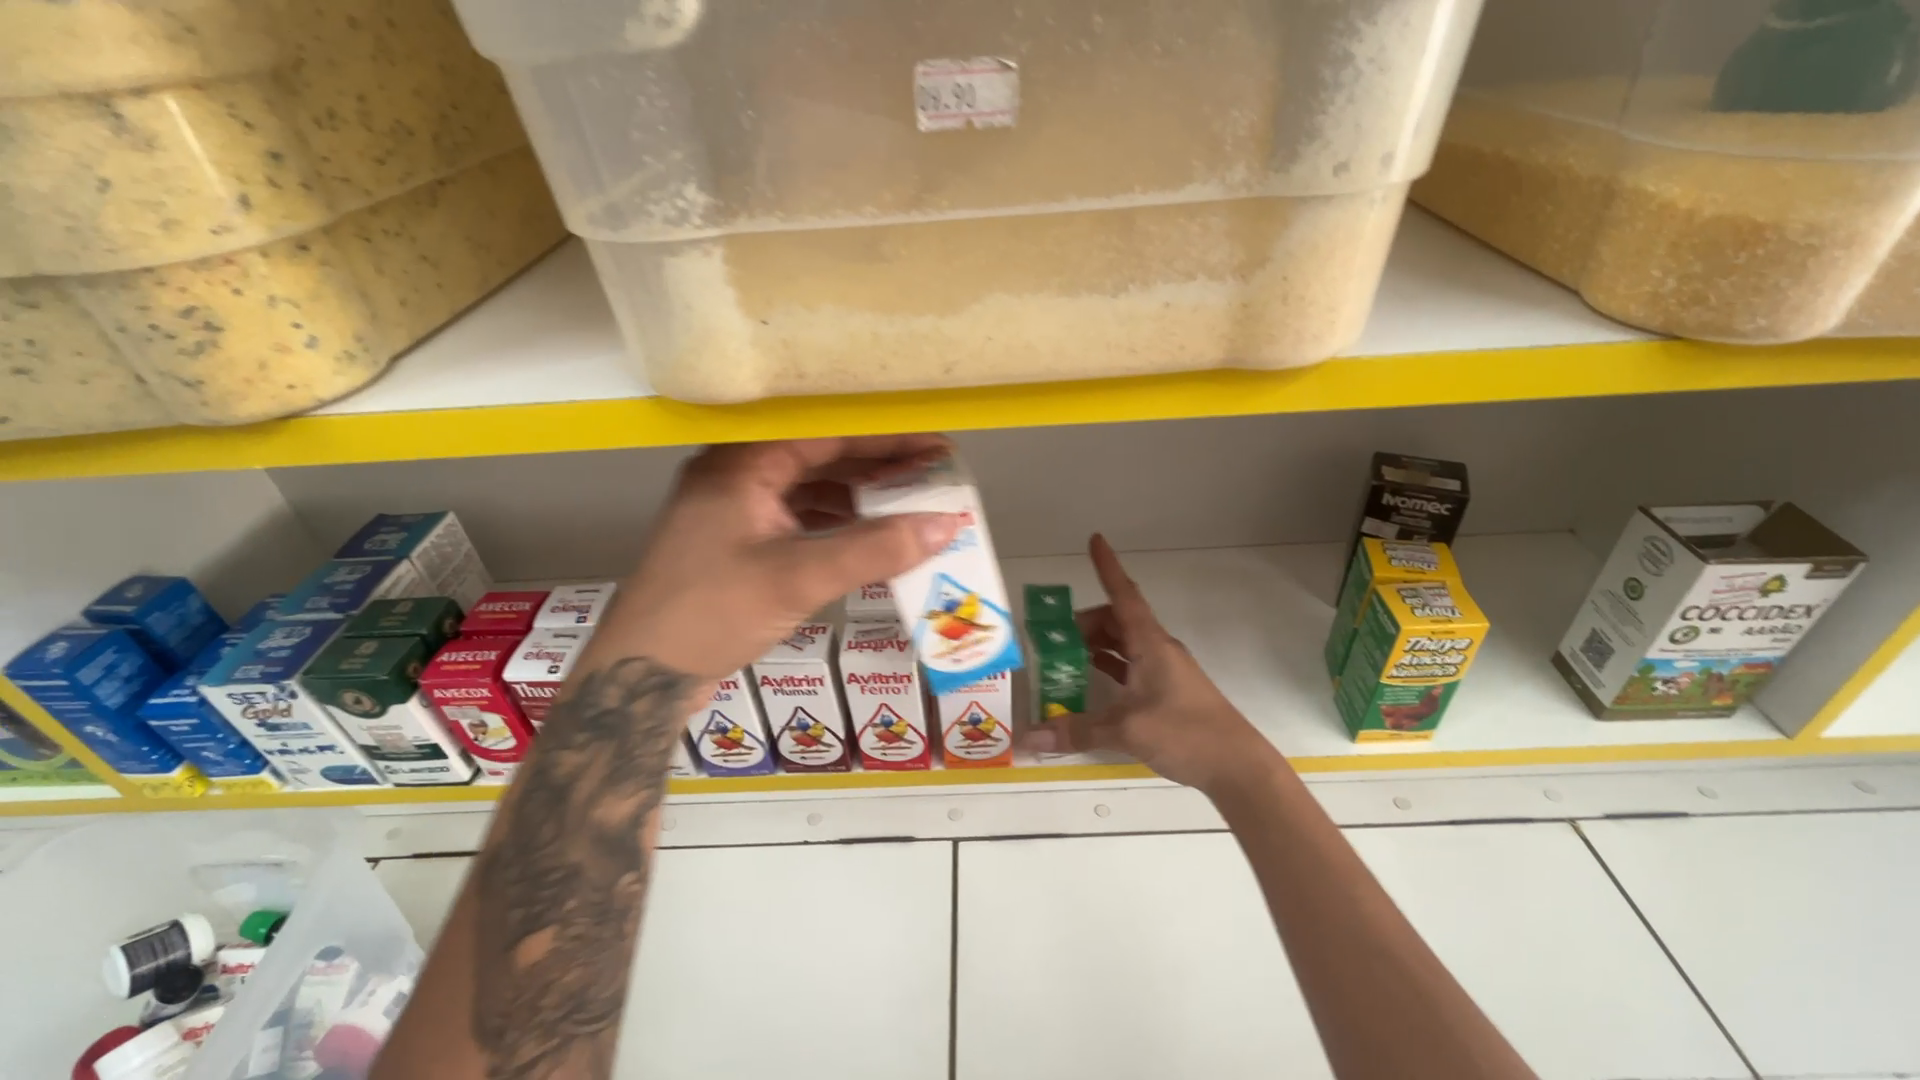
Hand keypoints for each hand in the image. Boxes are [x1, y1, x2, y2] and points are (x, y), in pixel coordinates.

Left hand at [591, 437, 962, 678]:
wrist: (641, 674)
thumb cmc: (712, 614)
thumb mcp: (798, 578)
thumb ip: (874, 550)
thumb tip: (946, 525)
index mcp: (741, 463)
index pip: (826, 432)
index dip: (886, 438)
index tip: (937, 447)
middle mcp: (734, 473)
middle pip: (817, 454)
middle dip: (876, 465)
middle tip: (934, 475)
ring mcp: (732, 508)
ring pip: (807, 485)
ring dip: (857, 494)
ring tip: (909, 502)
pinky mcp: (735, 541)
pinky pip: (795, 515)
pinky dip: (833, 521)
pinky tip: (866, 534)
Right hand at [1032, 534, 1284, 793]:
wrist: (1235, 765)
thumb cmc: (1185, 733)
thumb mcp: (1126, 730)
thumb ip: (1077, 731)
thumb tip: (1029, 738)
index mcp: (1150, 644)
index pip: (1123, 595)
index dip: (1107, 567)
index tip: (1094, 539)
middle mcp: (1157, 649)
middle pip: (1117, 620)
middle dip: (1085, 621)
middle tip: (1052, 637)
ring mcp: (1163, 671)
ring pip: (1124, 643)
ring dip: (1095, 644)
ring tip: (1062, 657)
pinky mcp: (1166, 692)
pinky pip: (1130, 666)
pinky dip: (1108, 666)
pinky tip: (1089, 679)